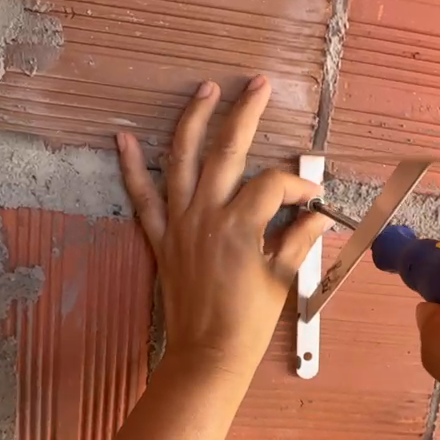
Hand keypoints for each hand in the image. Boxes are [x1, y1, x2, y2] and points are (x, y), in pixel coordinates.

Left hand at [116, 77, 330, 379]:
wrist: (208, 355)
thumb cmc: (249, 323)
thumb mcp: (282, 280)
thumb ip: (299, 240)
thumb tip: (316, 216)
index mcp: (241, 225)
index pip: (273, 184)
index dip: (297, 184)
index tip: (313, 197)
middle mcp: (206, 215)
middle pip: (226, 150)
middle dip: (245, 113)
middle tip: (258, 84)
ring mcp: (179, 224)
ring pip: (182, 160)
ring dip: (193, 120)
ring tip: (205, 89)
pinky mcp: (161, 239)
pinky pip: (143, 198)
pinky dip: (132, 168)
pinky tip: (123, 138)